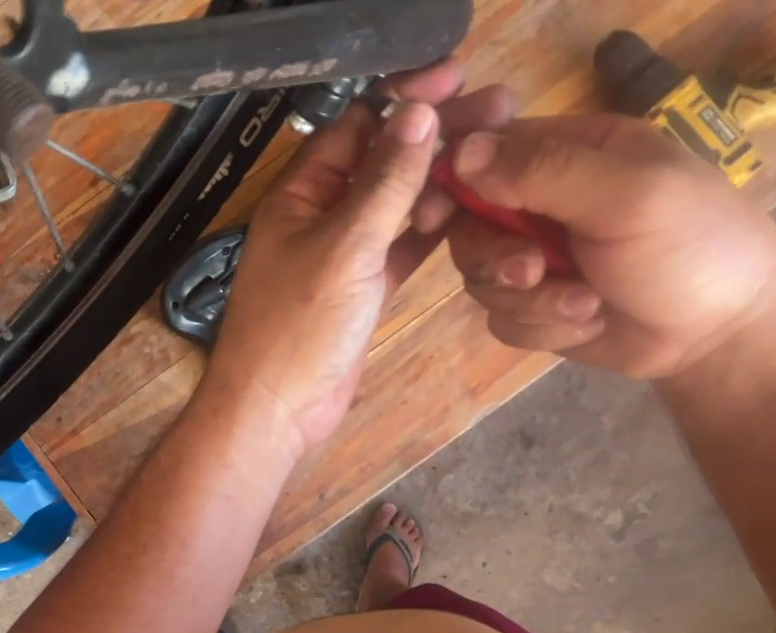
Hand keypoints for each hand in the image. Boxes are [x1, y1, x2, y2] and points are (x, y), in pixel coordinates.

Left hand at [201, 60, 514, 452]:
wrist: (276, 409)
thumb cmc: (296, 327)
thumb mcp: (343, 248)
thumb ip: (384, 183)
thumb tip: (418, 114)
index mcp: (299, 196)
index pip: (355, 128)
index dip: (404, 101)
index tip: (457, 80)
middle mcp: (320, 217)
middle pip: (382, 162)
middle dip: (434, 137)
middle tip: (499, 110)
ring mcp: (343, 255)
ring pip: (396, 205)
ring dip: (439, 182)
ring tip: (495, 156)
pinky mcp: (363, 290)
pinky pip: (401, 246)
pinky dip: (431, 229)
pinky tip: (472, 208)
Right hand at [445, 113, 775, 379]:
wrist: (721, 334)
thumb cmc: (691, 247)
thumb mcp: (626, 196)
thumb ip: (544, 171)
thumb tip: (462, 153)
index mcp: (571, 153)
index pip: (486, 154)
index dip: (453, 184)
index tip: (435, 216)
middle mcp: (544, 202)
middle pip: (469, 228)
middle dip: (497, 260)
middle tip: (533, 272)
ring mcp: (536, 258)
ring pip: (481, 280)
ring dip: (531, 301)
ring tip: (588, 304)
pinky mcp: (534, 307)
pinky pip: (500, 320)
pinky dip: (541, 328)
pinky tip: (588, 323)